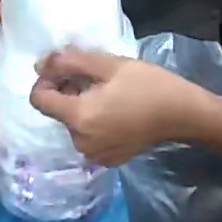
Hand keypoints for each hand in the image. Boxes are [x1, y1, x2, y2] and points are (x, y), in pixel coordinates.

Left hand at [28, 49, 213, 165]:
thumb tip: (39, 64)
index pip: (39, 99)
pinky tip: (117, 110)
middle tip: (97, 77)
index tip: (68, 69)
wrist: (181, 113)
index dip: (47, 79)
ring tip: (110, 93)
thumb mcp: (108, 65)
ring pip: (73, 123)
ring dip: (82, 105)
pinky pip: (88, 136)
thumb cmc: (146, 84)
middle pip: (58, 110)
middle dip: (69, 90)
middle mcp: (79, 141)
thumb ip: (70, 62)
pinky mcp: (107, 159)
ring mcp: (94, 155)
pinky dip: (95, 121)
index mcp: (77, 117)